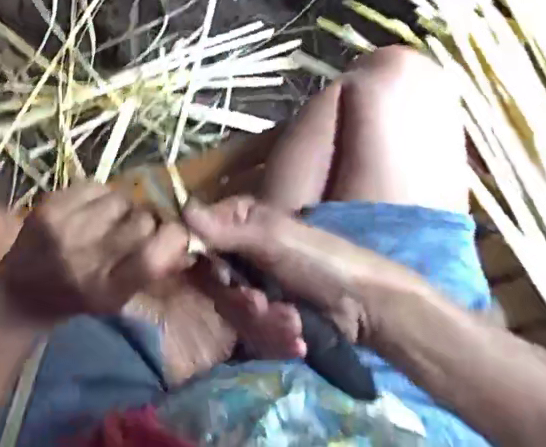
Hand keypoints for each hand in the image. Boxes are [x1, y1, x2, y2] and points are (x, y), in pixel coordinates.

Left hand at [0, 183, 195, 326]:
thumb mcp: (118, 297)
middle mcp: (85, 259)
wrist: (19, 294)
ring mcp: (64, 229)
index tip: (173, 235)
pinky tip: (88, 212)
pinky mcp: (50, 206)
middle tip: (130, 231)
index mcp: (105, 291)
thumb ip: (155, 268)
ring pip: (122, 198)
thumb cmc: (78, 298)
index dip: (172, 240)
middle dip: (145, 222)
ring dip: (122, 207)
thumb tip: (191, 238)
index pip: (153, 257)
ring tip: (106, 221)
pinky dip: (98, 196)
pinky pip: (97, 185)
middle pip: (143, 220)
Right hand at [183, 196, 420, 358]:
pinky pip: (250, 332)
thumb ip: (225, 229)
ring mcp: (252, 284)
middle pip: (212, 282)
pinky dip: (275, 336)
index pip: (196, 236)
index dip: (200, 261)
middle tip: (263, 304)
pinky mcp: (265, 315)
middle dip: (241, 301)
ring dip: (263, 322)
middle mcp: (240, 249)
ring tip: (292, 321)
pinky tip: (297, 335)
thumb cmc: (318, 258)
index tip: (219, 277)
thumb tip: (182, 208)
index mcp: (240, 219)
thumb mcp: (271, 239)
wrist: (363, 306)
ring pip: (232, 311)